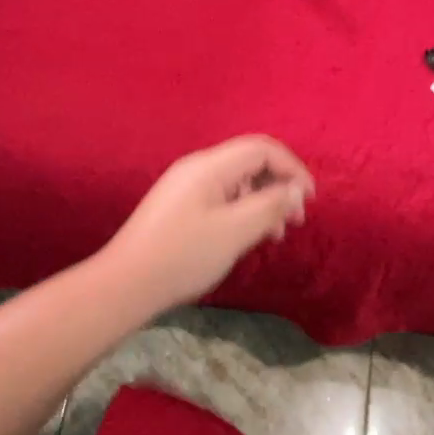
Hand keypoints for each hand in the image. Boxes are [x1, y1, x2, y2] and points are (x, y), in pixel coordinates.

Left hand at [99, 135, 315, 310]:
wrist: (125, 285)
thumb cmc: (183, 255)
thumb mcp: (235, 231)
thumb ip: (271, 205)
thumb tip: (296, 189)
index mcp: (210, 166)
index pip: (262, 149)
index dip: (292, 168)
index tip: (309, 199)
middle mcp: (197, 168)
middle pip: (250, 163)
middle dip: (279, 186)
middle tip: (295, 220)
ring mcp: (185, 187)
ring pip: (237, 182)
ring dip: (262, 202)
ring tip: (275, 234)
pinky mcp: (179, 207)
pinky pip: (221, 197)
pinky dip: (243, 212)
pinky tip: (247, 238)